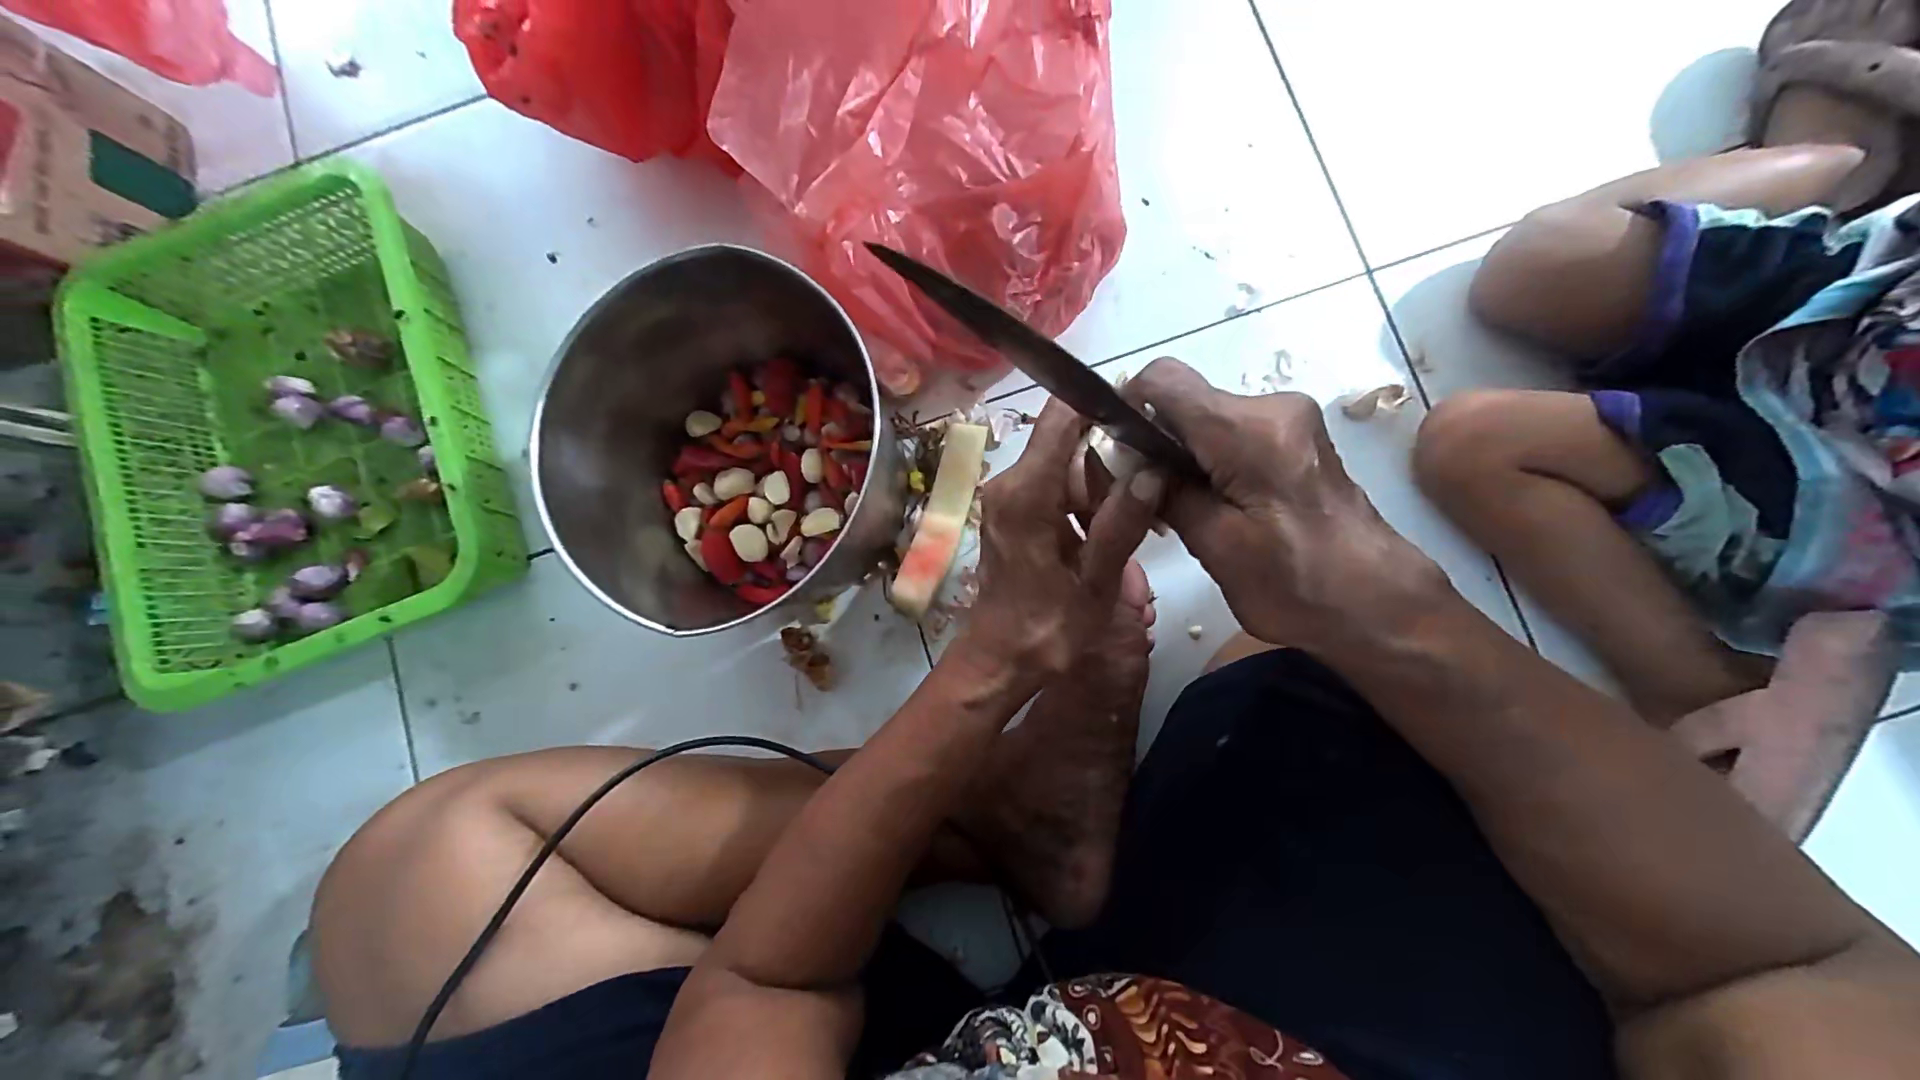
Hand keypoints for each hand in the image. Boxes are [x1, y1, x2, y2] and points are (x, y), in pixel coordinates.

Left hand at [962, 399, 1161, 678]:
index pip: (1060, 418)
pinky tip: (1104, 532)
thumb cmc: (1047, 628)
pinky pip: (1052, 486)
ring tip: (1130, 524)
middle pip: (1066, 442)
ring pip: (1062, 465)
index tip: (1142, 415)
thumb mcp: (1095, 582)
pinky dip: (1081, 501)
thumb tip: (1152, 470)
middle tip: (1146, 498)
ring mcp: (1006, 498)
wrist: (1000, 658)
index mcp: (1026, 495)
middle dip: (1109, 461)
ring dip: (1099, 486)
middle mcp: (1009, 485)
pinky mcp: (1010, 512)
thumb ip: (1122, 523)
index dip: (1100, 405)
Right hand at [1123, 356, 1448, 648]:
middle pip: (1183, 400)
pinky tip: (1207, 505)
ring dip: (1179, 455)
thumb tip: (1128, 462)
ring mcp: (1289, 420)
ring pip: (1204, 418)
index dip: (1125, 403)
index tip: (1113, 449)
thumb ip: (1166, 493)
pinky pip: (1230, 433)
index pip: (1163, 380)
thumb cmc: (1297, 585)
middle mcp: (1272, 407)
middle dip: (1152, 441)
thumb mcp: (1216, 546)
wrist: (1380, 606)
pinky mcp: (1294, 438)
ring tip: (1175, 511)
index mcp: (1248, 430)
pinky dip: (1206, 460)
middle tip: (1141, 498)